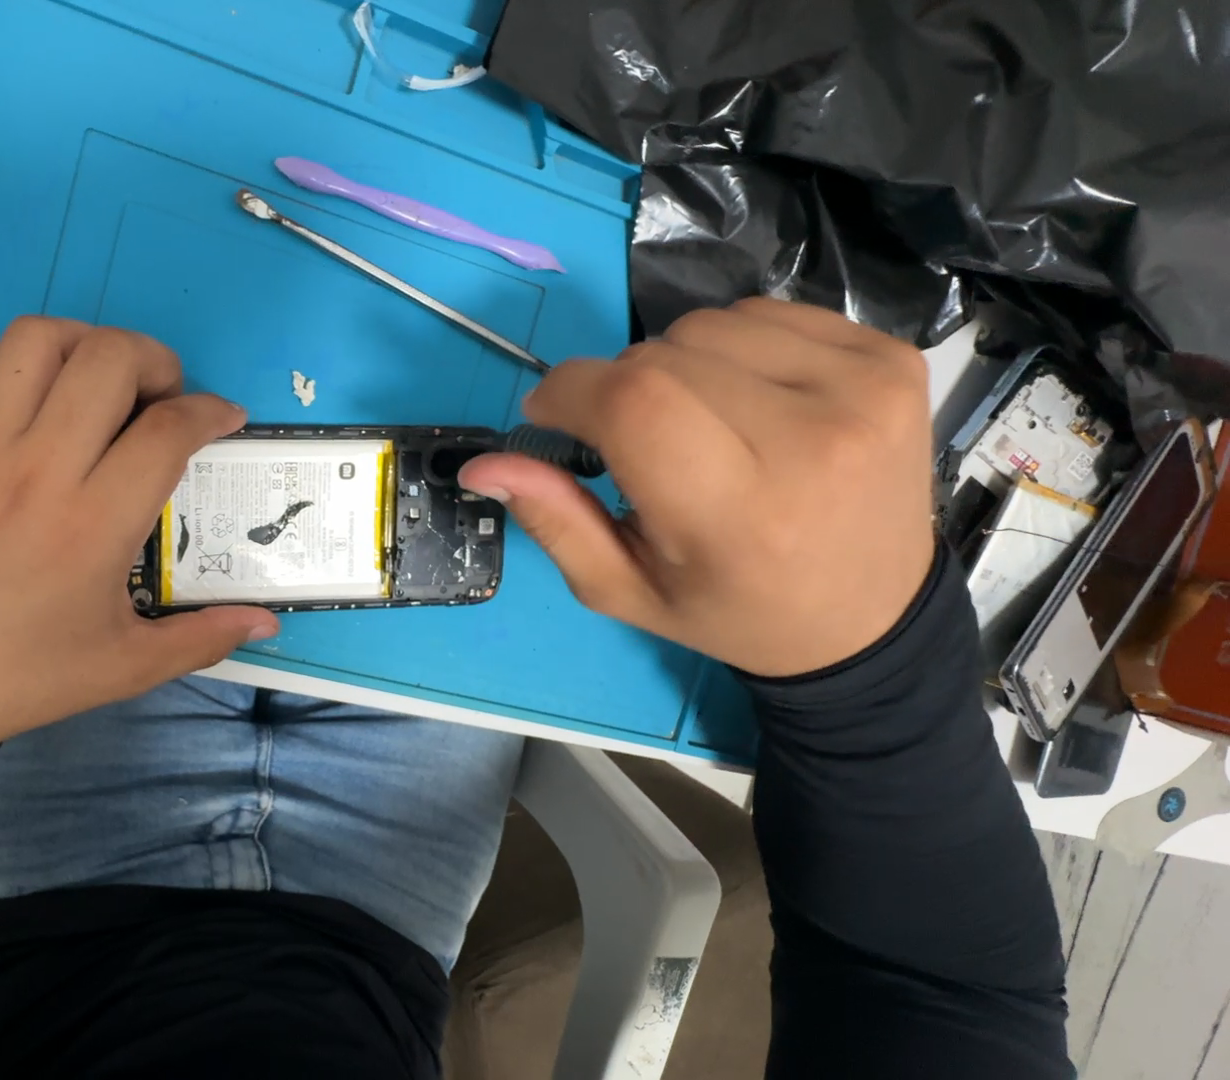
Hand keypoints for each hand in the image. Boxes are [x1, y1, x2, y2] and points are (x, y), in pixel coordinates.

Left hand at [0, 317, 278, 745]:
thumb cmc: (26, 675)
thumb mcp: (127, 668)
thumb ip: (205, 639)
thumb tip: (268, 621)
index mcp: (93, 524)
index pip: (167, 430)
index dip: (211, 411)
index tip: (226, 419)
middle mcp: (41, 470)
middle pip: (108, 360)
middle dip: (157, 360)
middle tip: (166, 398)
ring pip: (37, 341)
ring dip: (87, 342)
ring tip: (105, 381)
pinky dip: (21, 359)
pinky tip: (43, 395)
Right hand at [459, 298, 934, 676]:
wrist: (866, 616)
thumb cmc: (728, 610)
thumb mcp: (622, 588)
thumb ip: (553, 519)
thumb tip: (483, 464)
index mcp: (736, 514)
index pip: (633, 402)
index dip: (570, 392)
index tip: (550, 414)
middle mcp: (812, 439)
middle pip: (660, 357)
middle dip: (615, 387)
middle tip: (630, 439)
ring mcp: (862, 388)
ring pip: (705, 325)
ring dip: (671, 365)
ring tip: (693, 422)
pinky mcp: (890, 358)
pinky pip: (762, 313)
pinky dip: (727, 347)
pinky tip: (743, 400)